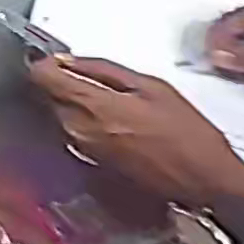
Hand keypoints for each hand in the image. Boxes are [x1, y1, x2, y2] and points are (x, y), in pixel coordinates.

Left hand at [28, 55, 243, 205]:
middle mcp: (73, 124)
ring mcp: (76, 143)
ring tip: (110, 103)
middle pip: (48, 93)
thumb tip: (66, 60)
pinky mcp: (84, 157)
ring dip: (73, 102)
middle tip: (95, 82)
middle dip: (63, 83)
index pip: (40, 76)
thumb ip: (102, 70)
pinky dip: (81, 119)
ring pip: (58, 110)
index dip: (47, 64)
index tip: (62, 61)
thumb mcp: (151, 87)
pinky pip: (70, 128)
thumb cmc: (184, 131)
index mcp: (89, 104)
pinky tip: (110, 122)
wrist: (203, 182)